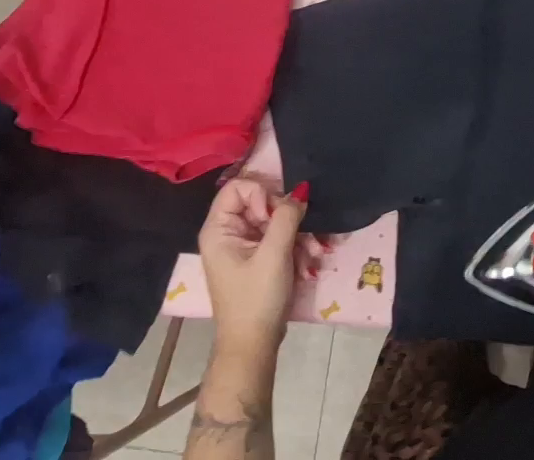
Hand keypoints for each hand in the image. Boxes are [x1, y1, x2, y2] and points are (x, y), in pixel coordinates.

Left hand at [197, 177, 315, 357]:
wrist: (254, 347)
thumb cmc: (257, 299)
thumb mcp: (274, 254)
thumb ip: (286, 217)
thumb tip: (301, 189)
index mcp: (219, 229)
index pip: (238, 187)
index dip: (261, 195)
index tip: (273, 218)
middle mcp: (228, 233)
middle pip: (260, 203)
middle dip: (288, 217)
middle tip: (305, 233)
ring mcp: (244, 247)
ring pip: (274, 222)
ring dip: (299, 234)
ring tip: (314, 254)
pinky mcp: (258, 259)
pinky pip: (279, 239)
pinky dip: (296, 248)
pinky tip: (309, 263)